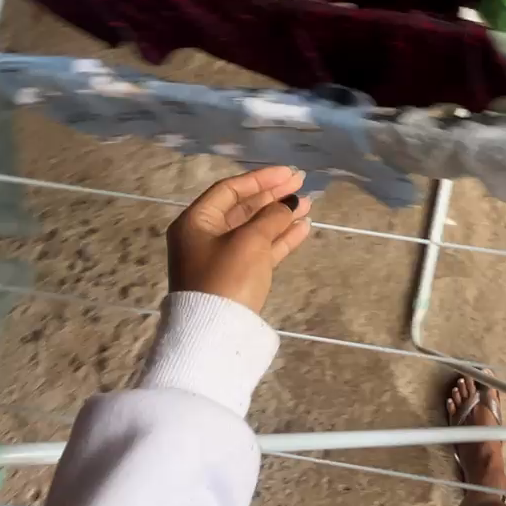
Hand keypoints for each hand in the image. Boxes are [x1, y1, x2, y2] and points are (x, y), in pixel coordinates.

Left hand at [166, 166, 312, 312]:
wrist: (216, 331)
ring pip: (255, 228)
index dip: (261, 179)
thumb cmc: (227, 277)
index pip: (230, 190)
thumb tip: (289, 204)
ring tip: (308, 205)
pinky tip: (302, 228)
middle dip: (273, 196)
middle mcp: (205, 236)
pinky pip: (261, 249)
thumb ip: (272, 217)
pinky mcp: (238, 276)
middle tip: (301, 184)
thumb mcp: (250, 241)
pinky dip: (281, 238)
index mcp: (196, 222)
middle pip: (243, 207)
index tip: (288, 174)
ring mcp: (222, 258)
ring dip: (281, 216)